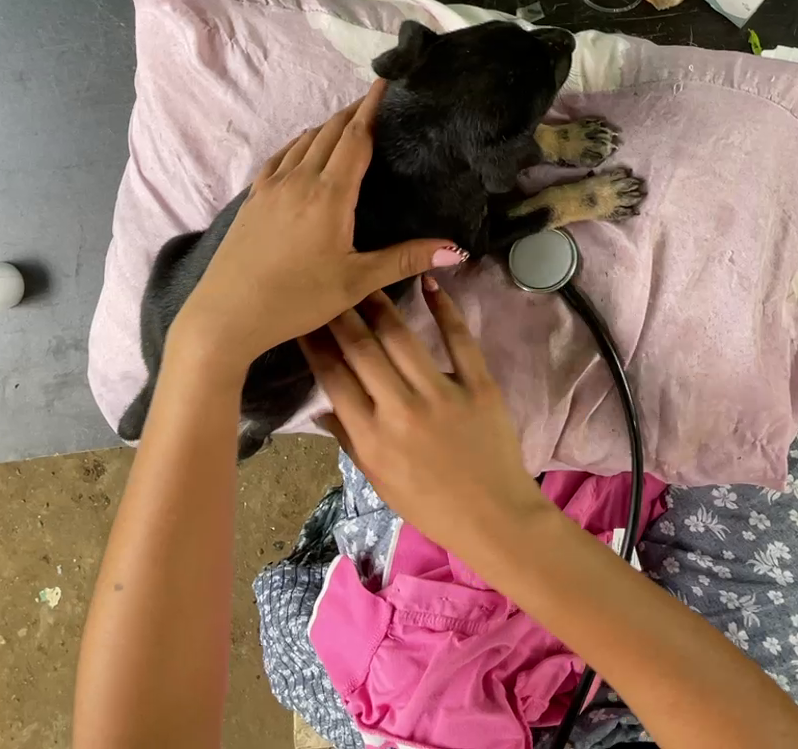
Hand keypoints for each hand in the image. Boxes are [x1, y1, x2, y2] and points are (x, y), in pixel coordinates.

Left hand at [172, 81, 466, 361]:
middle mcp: (299, 180)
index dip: (372, 108)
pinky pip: (280, 158)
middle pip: (329, 132)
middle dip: (353, 113)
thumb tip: (456, 249)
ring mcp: (270, 187)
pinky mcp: (252, 199)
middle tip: (374, 101)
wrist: (226, 315)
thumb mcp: (356, 282)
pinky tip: (302, 150)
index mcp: (329, 194)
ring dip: (327, 127)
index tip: (385, 82)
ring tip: (346, 123)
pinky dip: (298, 145)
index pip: (356, 138)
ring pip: (303, 141)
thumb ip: (405, 260)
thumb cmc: (296, 300)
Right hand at [300, 281, 552, 555]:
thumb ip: (349, 441)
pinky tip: (427, 282)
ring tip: (367, 281)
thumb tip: (318, 409)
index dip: (315, 344)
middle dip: (340, 314)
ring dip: (379, 305)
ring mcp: (441, 395)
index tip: (303, 318)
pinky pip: (458, 339)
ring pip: (401, 338)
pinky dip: (444, 308)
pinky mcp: (479, 385)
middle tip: (329, 286)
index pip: (333, 379)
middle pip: (361, 350)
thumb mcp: (379, 480)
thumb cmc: (431, 504)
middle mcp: (400, 410)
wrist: (493, 517)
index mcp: (371, 437)